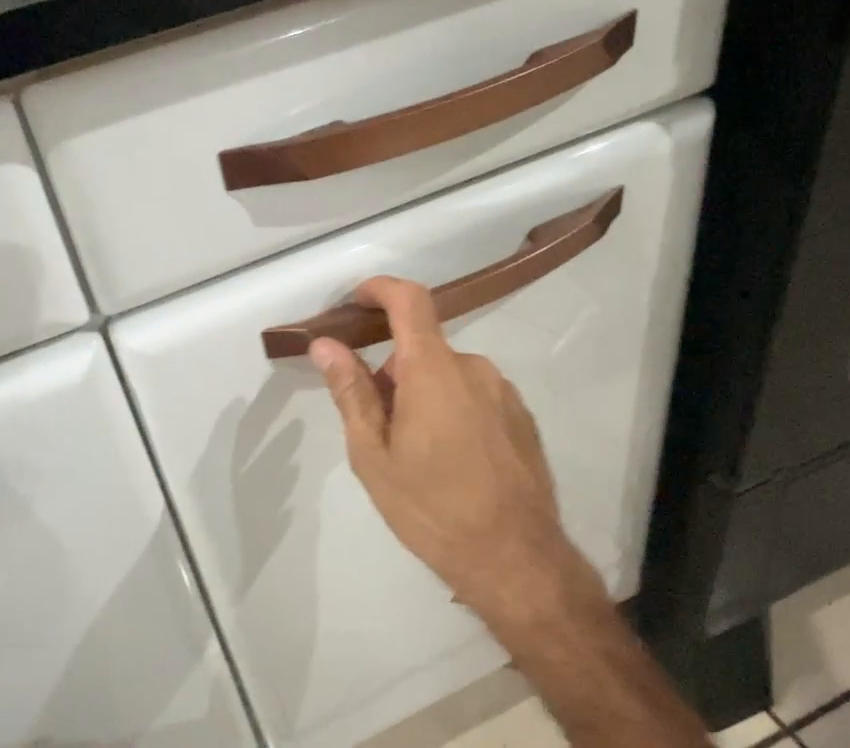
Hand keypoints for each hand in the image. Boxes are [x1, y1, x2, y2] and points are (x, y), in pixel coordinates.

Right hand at [309, 276, 604, 616]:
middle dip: (393, 373)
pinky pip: (476, 397)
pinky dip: (454, 412)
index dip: (379, 289)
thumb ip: (351, 392)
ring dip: (424, 395)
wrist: (517, 561)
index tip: (355, 302)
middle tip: (377, 428)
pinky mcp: (523, 419)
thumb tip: (326, 345)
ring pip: (449, 376)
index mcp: (433, 369)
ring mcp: (504, 393)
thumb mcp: (374, 455)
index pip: (408, 300)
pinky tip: (453, 465)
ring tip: (416, 456)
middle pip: (423, 348)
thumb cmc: (433, 508)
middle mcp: (474, 368)